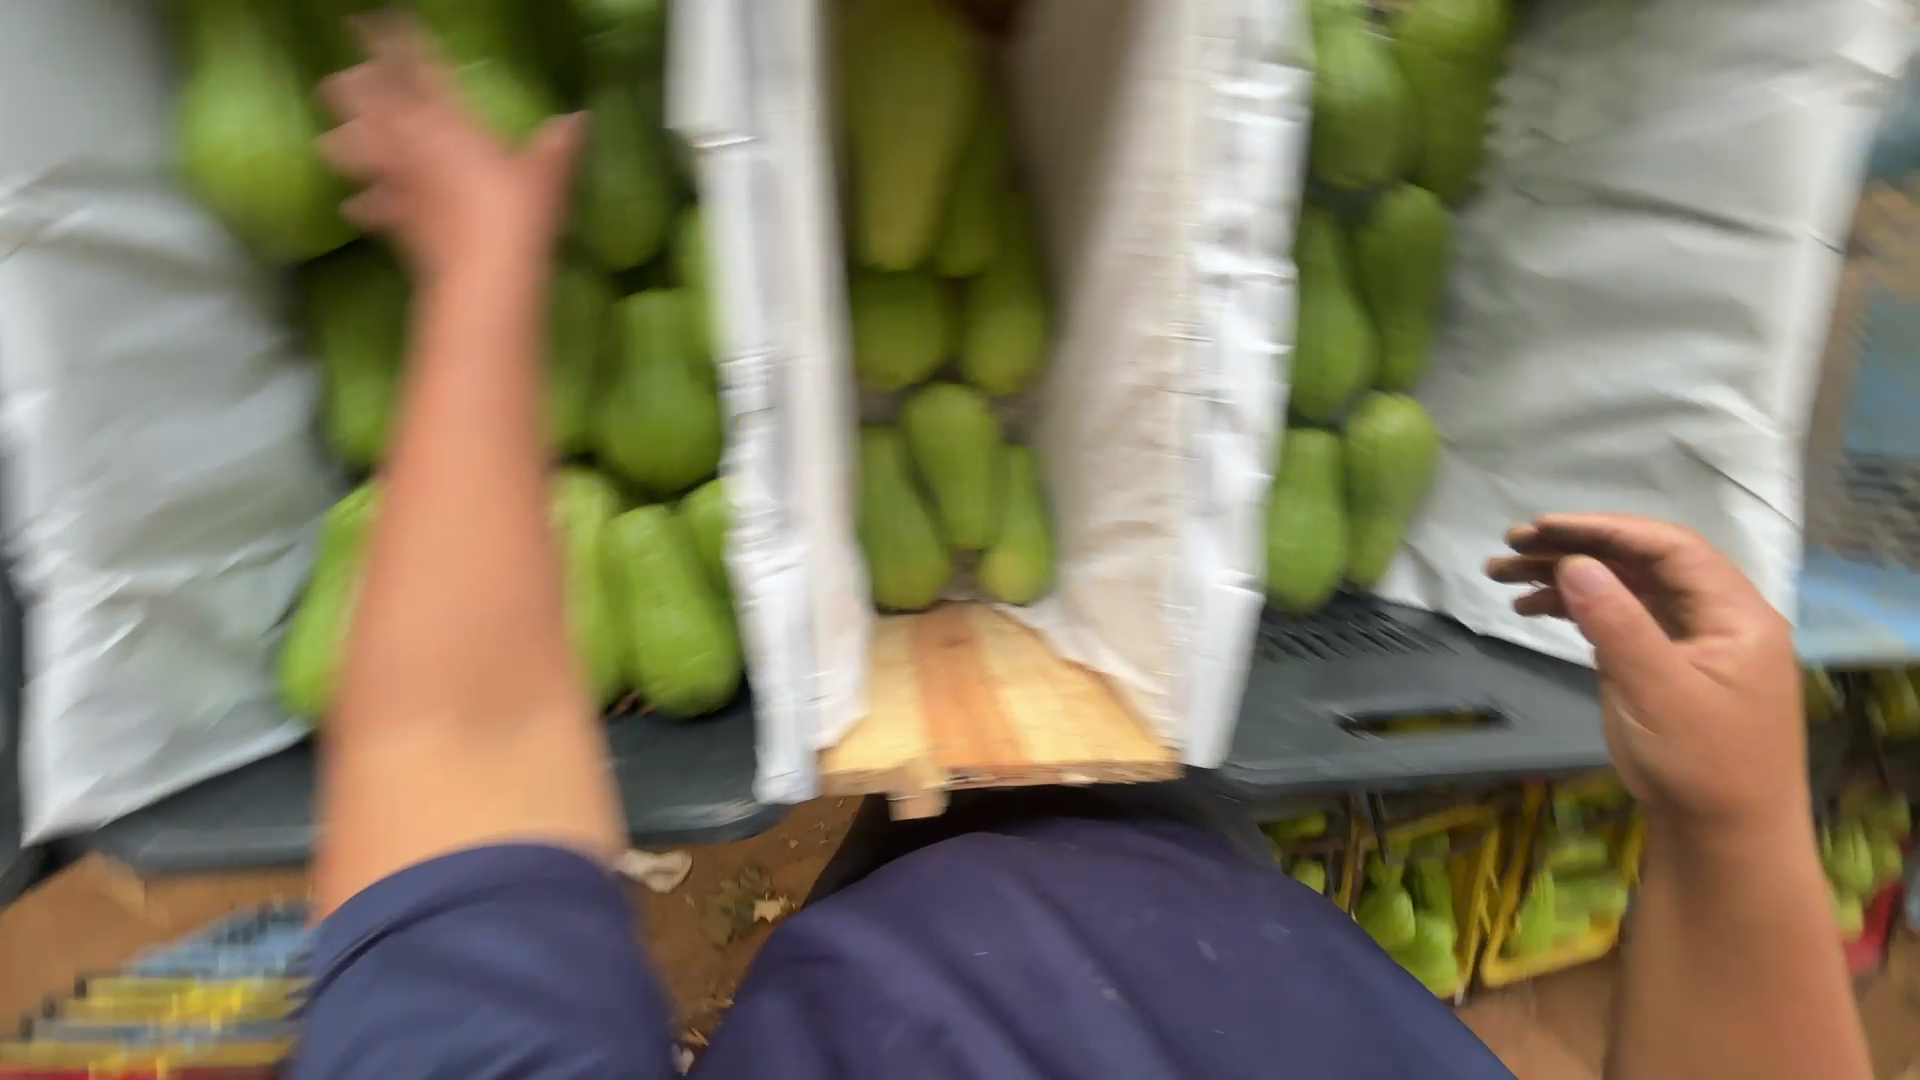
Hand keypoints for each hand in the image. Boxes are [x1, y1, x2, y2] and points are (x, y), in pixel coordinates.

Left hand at [317, 14, 583, 276]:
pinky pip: (363, 203)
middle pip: (356, 91)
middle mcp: (407, 138)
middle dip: (356, 82)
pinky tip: (365, 205)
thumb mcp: (549, 177)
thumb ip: (559, 145)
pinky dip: (363, 202)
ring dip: (346, 139)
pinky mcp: (387, 216)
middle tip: (363, 82)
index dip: (396, 37)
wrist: (486, 273)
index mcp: (445, 118)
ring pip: (341, 141)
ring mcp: (391, 177)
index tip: (385, 19)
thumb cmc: (519, 215)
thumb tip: (580, 119)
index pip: (414, 63)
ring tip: (352, 141)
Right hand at [1486, 515, 1804, 841]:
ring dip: (1559, 574)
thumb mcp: (1657, 690)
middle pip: (1636, 561)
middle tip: (1510, 544)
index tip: (1542, 528)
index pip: (1669, 549)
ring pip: (1617, 584)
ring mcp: (1681, 635)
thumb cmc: (1699, 759)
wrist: (1718, 825)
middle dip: (1572, 547)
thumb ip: (1617, 622)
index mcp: (1733, 615)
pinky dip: (1566, 603)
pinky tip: (1527, 606)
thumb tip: (1574, 564)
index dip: (1604, 529)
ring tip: (1499, 573)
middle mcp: (1709, 615)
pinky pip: (1608, 612)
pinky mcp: (1653, 655)